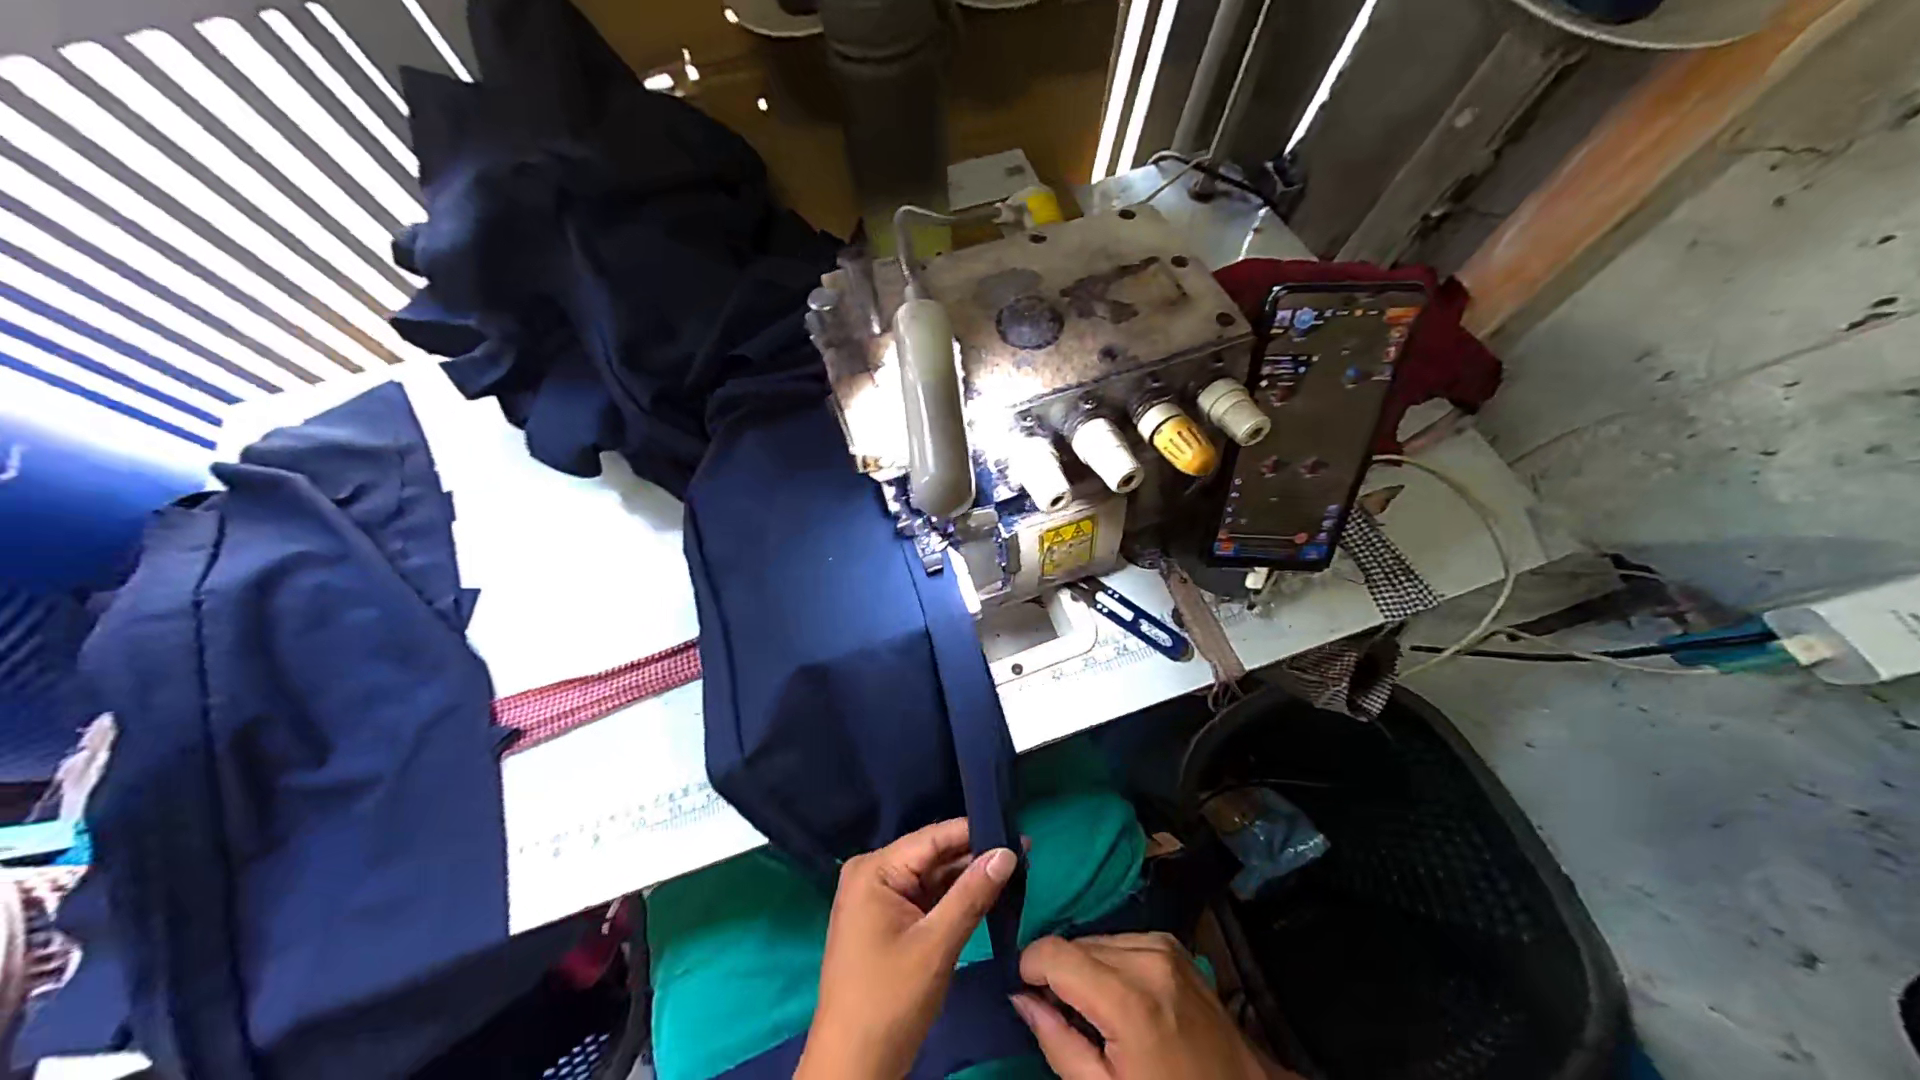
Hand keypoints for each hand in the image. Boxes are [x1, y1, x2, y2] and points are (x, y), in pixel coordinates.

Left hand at [795, 819, 1018, 1079]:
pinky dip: (955, 899)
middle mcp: (873, 874)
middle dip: (977, 856)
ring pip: (933, 877)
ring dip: (969, 878)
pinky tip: (988, 893)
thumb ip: (972, 893)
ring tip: (1016, 869)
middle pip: (934, 856)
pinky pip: (926, 898)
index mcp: (875, 869)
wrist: (853, 1067)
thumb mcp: (937, 944)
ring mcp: (878, 898)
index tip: (1018, 831)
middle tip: (1026, 852)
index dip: (977, 832)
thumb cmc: (890, 1001)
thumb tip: (1008, 852)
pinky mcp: (887, 920)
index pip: (933, 838)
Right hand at [1010, 933, 1293, 1079]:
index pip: (1053, 952)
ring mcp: (1163, 946)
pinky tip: (1122, 998)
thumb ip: (1057, 1042)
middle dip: (1059, 976)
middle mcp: (1146, 957)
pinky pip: (1120, 940)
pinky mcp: (1172, 944)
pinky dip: (1109, 962)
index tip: (1029, 997)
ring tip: (1099, 1014)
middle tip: (1068, 1019)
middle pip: (1073, 945)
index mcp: (1129, 999)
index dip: (1029, 969)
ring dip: (1084, 969)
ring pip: (1094, 940)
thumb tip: (1020, 996)